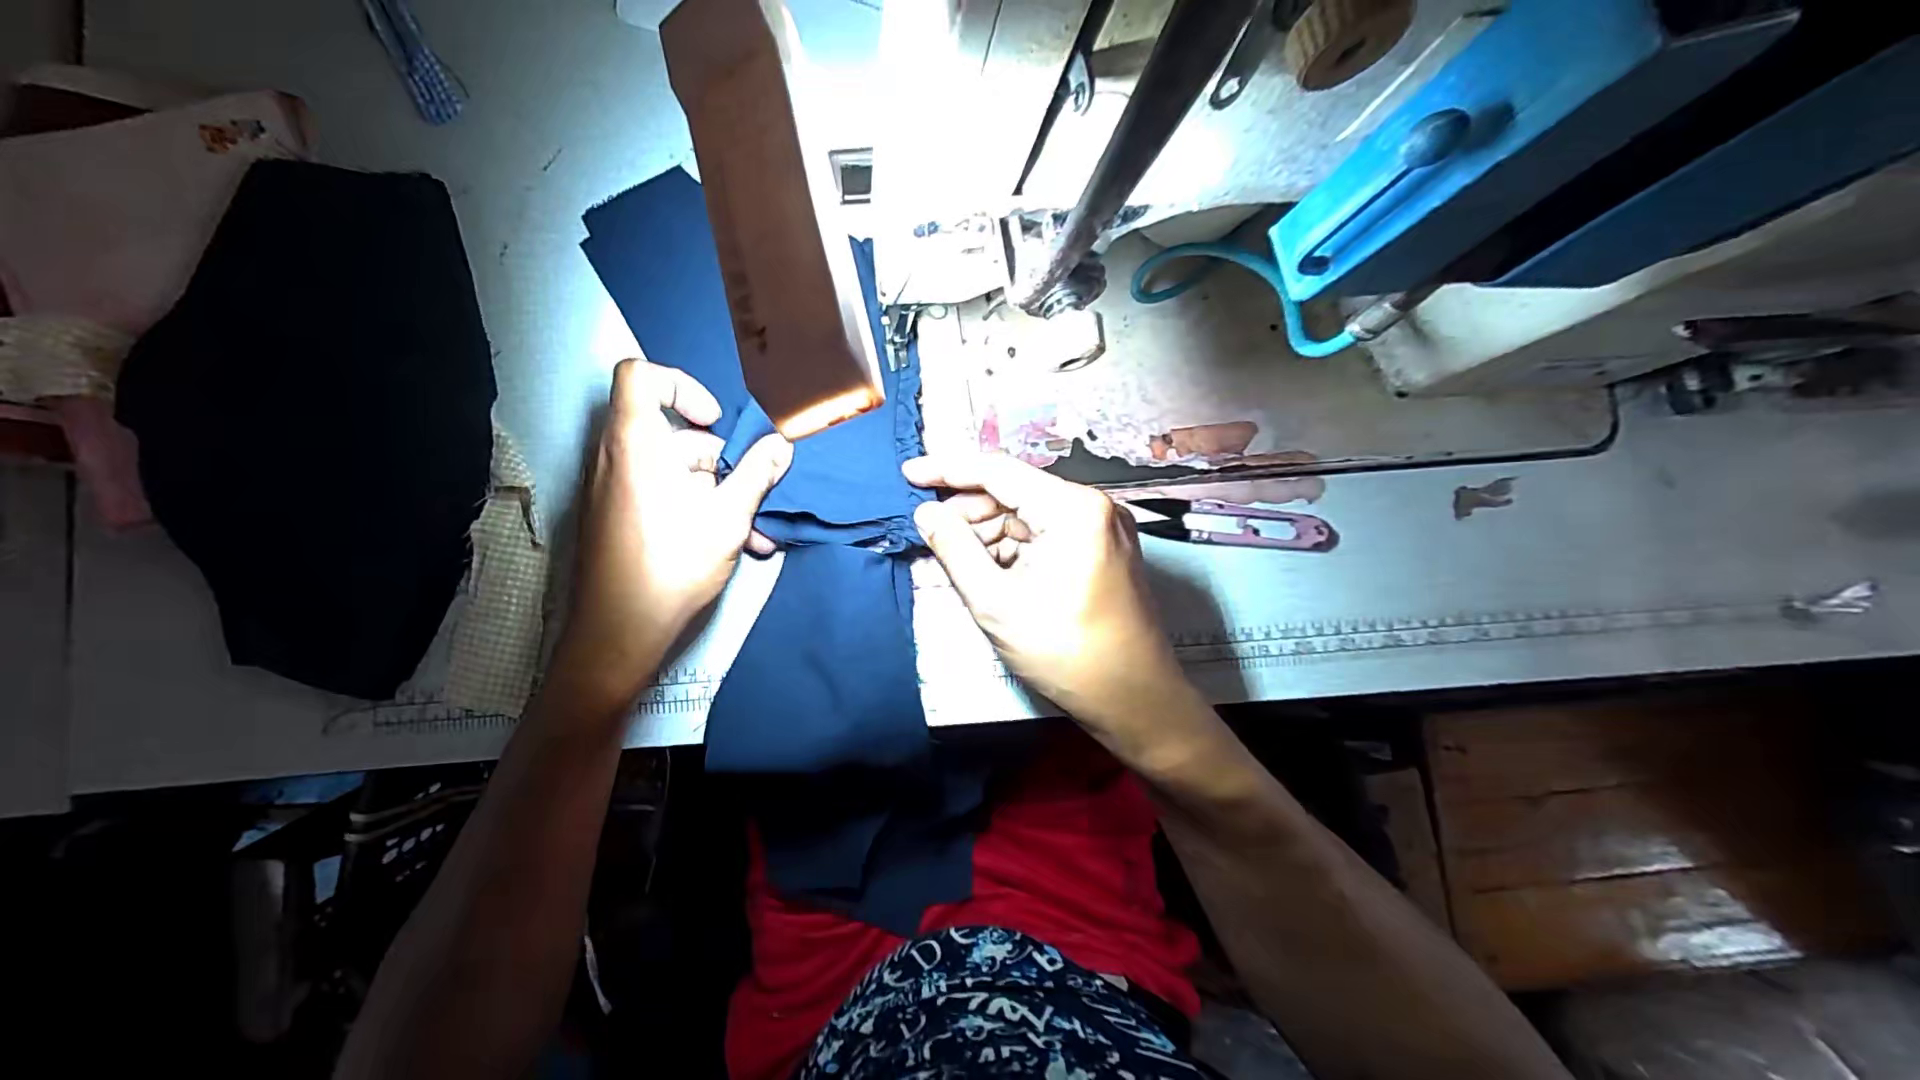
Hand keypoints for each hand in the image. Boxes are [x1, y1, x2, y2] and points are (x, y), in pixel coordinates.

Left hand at [552, 360, 790, 712]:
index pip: (640, 376)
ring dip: (718, 494)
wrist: (618, 632)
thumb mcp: (728, 517)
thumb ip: (757, 474)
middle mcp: (616, 460)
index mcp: (635, 444)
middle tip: (751, 491)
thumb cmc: (672, 565)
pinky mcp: (618, 519)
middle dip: (720, 460)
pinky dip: (697, 511)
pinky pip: (662, 498)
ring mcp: (614, 491)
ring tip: (753, 531)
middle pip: (672, 435)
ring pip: (674, 473)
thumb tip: (781, 445)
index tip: (715, 421)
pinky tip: (734, 545)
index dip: (681, 385)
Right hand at [903, 452, 1194, 736]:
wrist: (1135, 699)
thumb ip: (955, 550)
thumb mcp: (997, 603)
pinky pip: (1046, 537)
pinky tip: (988, 574)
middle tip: (931, 538)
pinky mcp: (1102, 550)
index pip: (999, 471)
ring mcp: (1102, 528)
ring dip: (988, 537)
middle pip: (1014, 494)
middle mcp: (1093, 507)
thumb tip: (926, 513)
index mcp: (1073, 509)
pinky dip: (1014, 551)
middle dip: (969, 515)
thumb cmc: (1067, 653)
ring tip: (956, 567)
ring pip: (1028, 517)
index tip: (910, 473)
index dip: (948, 470)